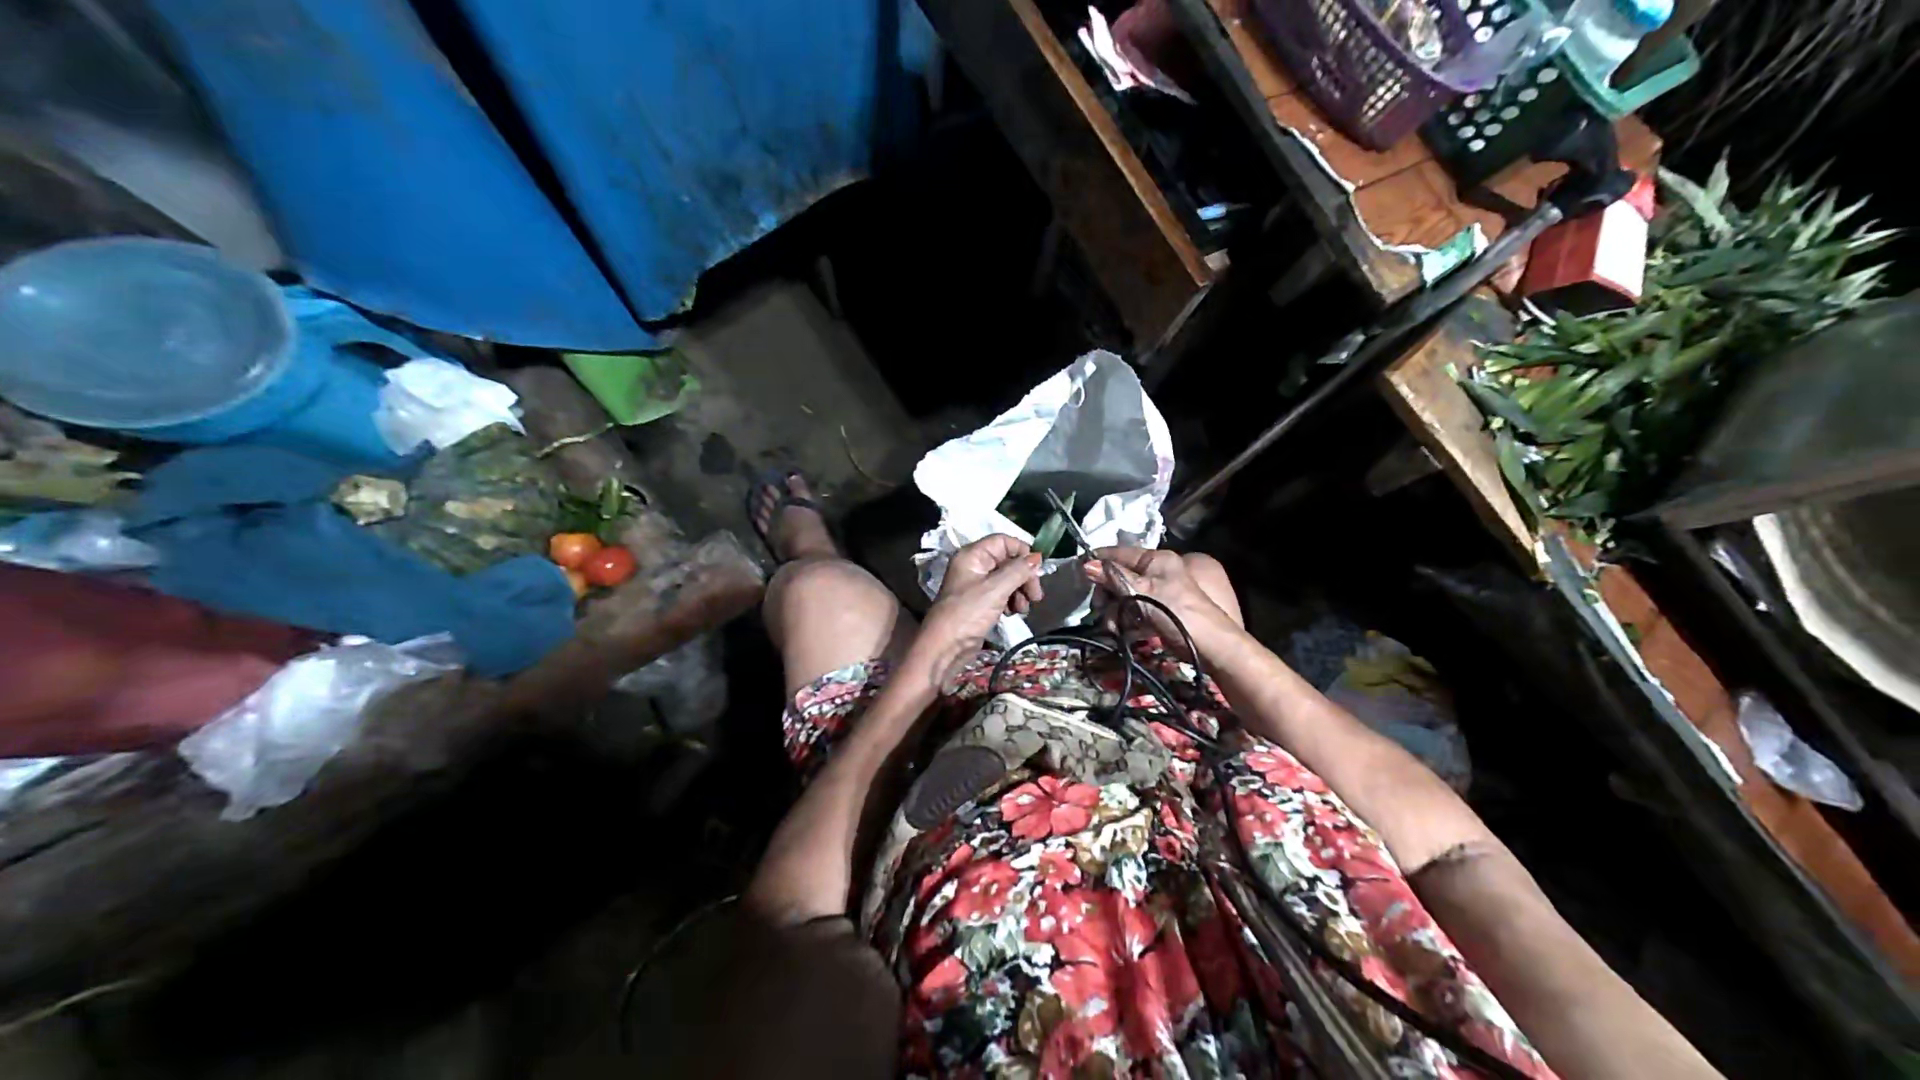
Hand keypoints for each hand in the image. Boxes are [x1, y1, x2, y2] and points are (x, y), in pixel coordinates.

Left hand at [917, 535, 1044, 671]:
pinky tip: (1013, 613)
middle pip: (1007, 561)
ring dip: (1020, 591)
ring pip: (1007, 579)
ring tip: (1022, 609)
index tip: (1037, 569)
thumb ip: (1018, 570)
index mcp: (972, 555)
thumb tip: (1037, 558)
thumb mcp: (996, 589)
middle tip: (1035, 596)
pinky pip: (1002, 594)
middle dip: (1024, 577)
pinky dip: (1011, 601)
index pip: (1002, 541)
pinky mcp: (980, 603)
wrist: (945, 647)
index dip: (1022, 552)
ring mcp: (976, 585)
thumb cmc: (968, 613)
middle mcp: (974, 566)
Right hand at [1082, 547, 1232, 646]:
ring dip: (1114, 611)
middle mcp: (1156, 571)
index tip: (1079, 570)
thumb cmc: (1174, 610)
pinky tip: (1120, 630)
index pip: (1120, 552)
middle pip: (1119, 576)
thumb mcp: (1141, 591)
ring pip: (1123, 595)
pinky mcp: (1157, 611)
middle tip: (1100, 608)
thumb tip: (1086, 564)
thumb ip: (1113, 577)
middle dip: (1107, 594)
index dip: (1099, 560)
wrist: (1205, 644)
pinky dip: (1124, 619)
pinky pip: (1132, 610)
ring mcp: (1157, 592)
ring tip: (1113, 626)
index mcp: (1156, 559)